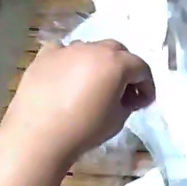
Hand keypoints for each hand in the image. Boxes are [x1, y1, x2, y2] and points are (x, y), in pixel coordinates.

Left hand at [1, 41, 153, 170]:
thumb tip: (126, 96)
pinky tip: (67, 77)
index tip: (144, 102)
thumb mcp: (118, 119)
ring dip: (98, 63)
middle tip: (123, 90)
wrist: (39, 136)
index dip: (147, 85)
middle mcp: (93, 49)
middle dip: (124, 68)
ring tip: (94, 85)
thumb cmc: (85, 129)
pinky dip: (71, 61)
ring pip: (91, 49)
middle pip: (117, 51)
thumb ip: (128, 102)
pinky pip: (63, 52)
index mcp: (116, 63)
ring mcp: (67, 49)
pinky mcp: (44, 56)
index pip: (141, 67)